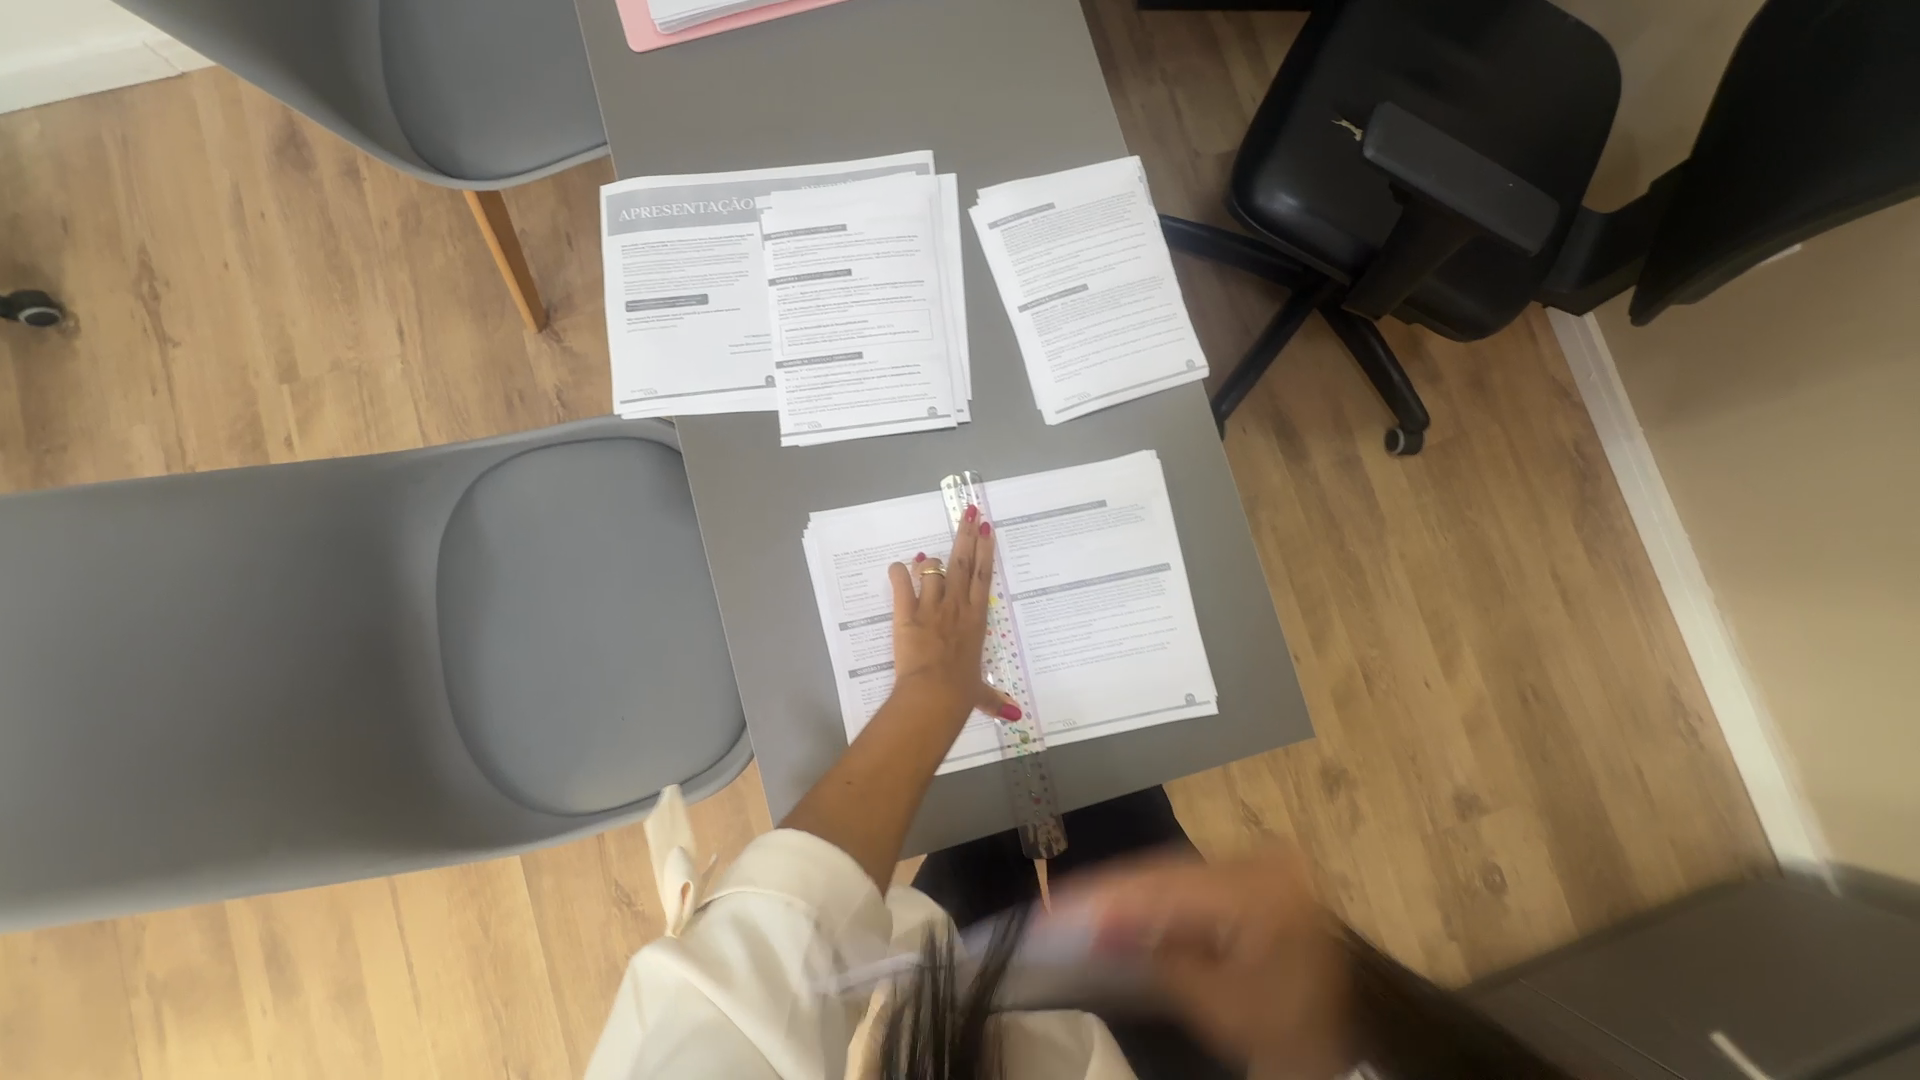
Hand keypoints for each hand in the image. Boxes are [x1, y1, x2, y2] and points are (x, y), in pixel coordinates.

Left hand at [884, 506, 1019, 726]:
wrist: (934, 694)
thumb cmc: (960, 692)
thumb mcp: (979, 693)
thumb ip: (992, 698)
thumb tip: (1013, 716)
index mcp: (977, 619)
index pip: (984, 577)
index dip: (986, 550)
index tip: (987, 528)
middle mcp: (957, 606)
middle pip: (963, 562)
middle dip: (966, 534)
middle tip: (969, 511)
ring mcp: (931, 607)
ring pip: (933, 571)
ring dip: (930, 562)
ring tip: (928, 555)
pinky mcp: (906, 613)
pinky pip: (901, 585)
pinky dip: (898, 574)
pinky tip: (897, 568)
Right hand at [1057, 846, 1354, 1078]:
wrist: (1335, 1040)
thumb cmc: (1282, 1033)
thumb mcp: (1216, 1005)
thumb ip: (1153, 956)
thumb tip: (1091, 928)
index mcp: (1262, 889)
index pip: (1167, 886)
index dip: (1106, 900)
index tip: (1055, 912)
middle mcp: (1260, 859)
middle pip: (1165, 873)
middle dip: (1107, 895)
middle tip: (1053, 914)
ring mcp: (1255, 861)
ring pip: (1170, 872)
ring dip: (1123, 895)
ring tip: (1072, 913)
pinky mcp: (1247, 870)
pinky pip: (1186, 879)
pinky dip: (1149, 897)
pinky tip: (1114, 911)